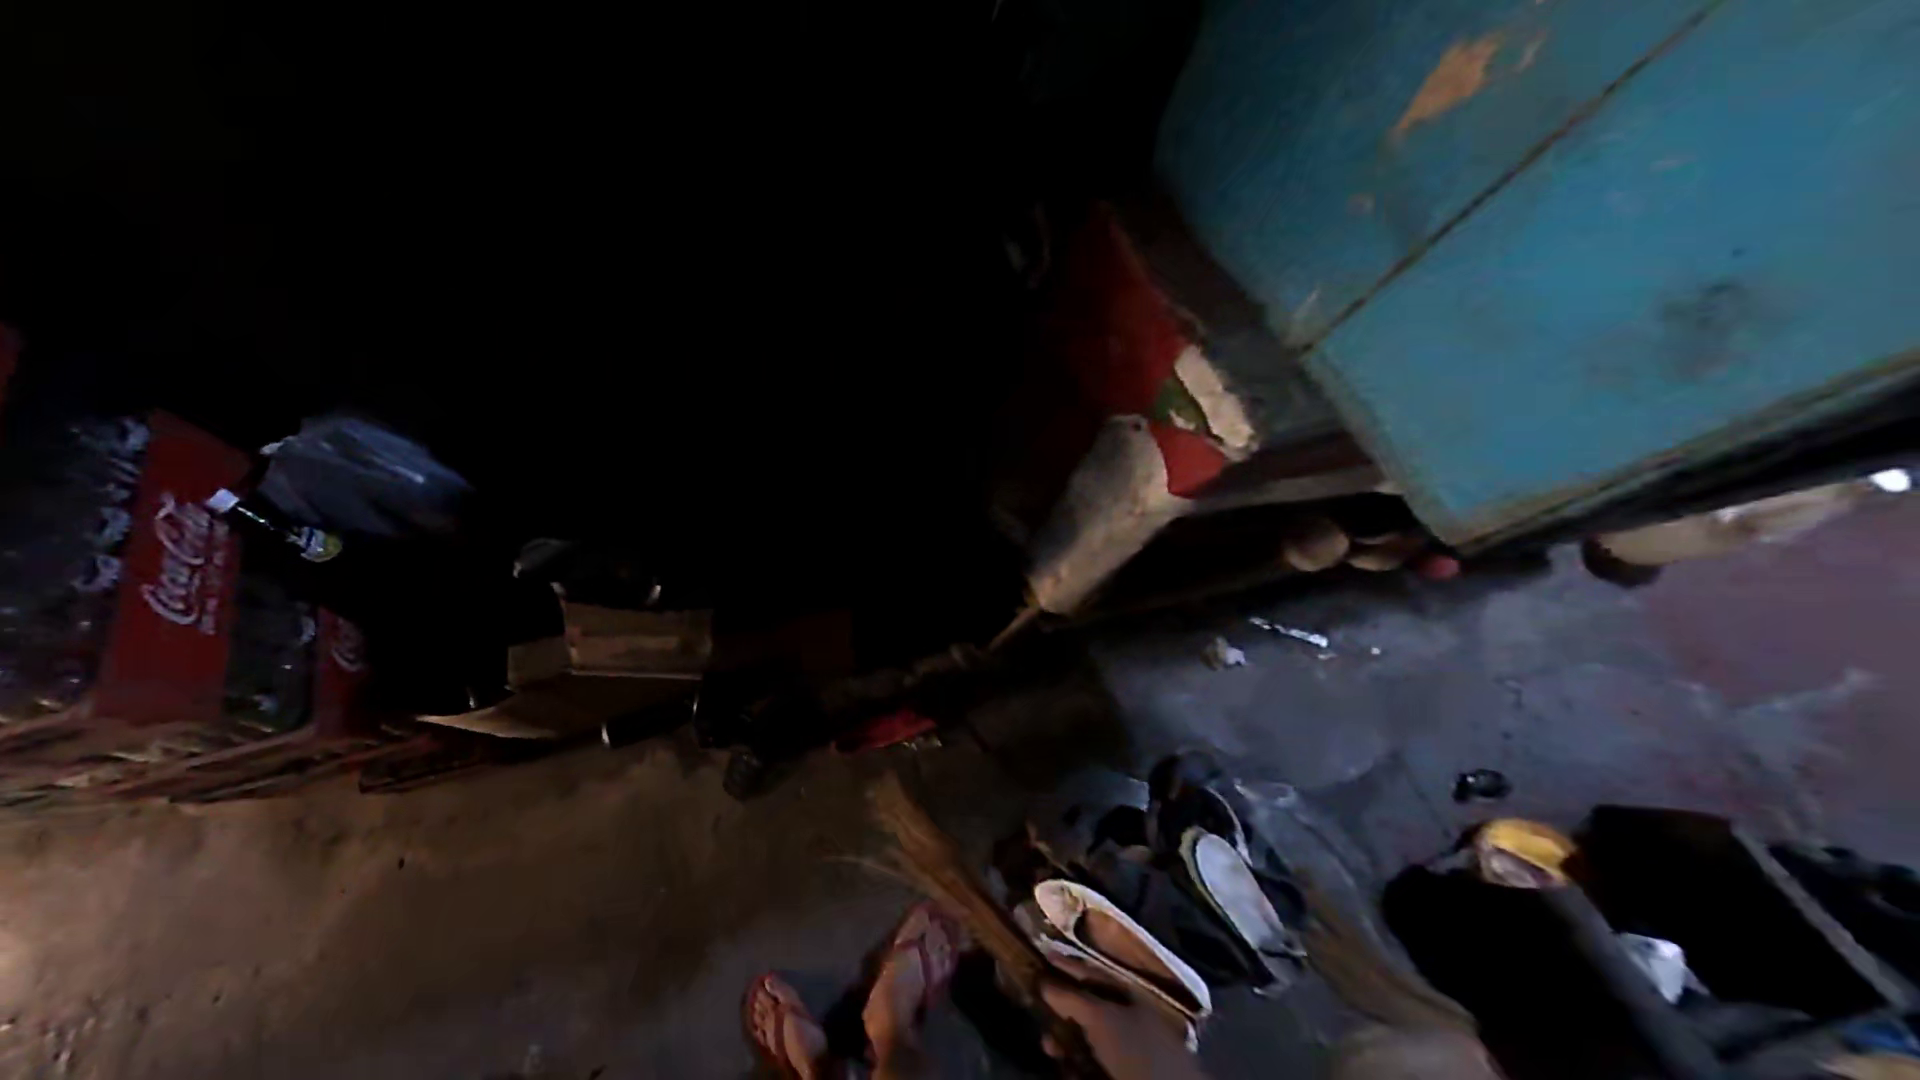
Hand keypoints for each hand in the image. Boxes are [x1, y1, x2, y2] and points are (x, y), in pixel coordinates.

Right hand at [1040, 972, 1207, 1079]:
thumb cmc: (1135, 1049)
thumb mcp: (1101, 1018)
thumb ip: (1071, 997)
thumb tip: (1043, 981)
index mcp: (1129, 994)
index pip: (1092, 972)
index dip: (1066, 965)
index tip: (1041, 958)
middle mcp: (1127, 1016)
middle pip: (1086, 1006)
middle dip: (1060, 1008)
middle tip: (1038, 1008)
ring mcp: (1125, 1048)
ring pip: (1085, 1037)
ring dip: (1063, 1039)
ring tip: (1048, 1046)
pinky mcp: (1119, 1072)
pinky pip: (1089, 1063)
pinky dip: (1073, 1064)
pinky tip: (1063, 1068)